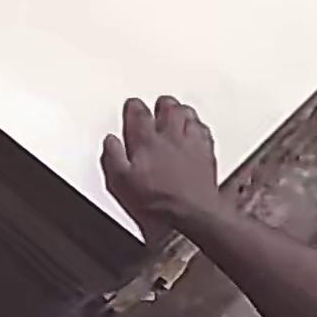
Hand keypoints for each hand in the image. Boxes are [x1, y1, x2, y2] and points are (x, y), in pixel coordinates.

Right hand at [101, 96, 222, 243]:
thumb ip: (113, 157)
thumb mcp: (120, 181)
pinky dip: (198, 126)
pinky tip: (195, 129)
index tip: (132, 105)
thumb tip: (110, 141)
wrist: (190, 213)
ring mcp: (191, 144)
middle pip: (168, 108)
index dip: (134, 107)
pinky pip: (204, 130)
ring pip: (188, 115)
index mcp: (147, 141)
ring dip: (181, 111)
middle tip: (158, 103)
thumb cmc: (156, 200)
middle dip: (162, 103)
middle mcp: (170, 137)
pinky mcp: (206, 154)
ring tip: (176, 110)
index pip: (139, 114)